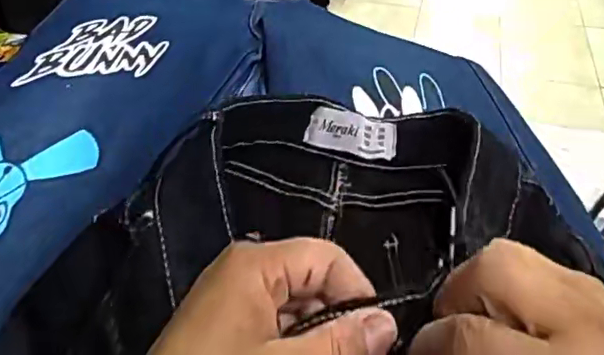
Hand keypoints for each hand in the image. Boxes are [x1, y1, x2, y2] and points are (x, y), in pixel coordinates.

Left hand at [150, 239, 398, 354]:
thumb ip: (339, 343)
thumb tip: (388, 324)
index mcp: (255, 263)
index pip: (327, 258)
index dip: (356, 293)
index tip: (376, 338)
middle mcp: (241, 271)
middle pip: (311, 284)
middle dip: (334, 323)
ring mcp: (225, 303)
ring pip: (292, 311)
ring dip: (313, 341)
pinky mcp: (214, 335)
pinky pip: (267, 330)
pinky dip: (288, 350)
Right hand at [409, 240, 603, 354]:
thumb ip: (473, 354)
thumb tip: (430, 342)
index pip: (470, 333)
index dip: (431, 340)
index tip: (416, 348)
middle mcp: (579, 317)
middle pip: (497, 264)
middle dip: (458, 289)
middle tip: (444, 327)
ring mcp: (593, 295)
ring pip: (518, 253)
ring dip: (485, 282)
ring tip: (473, 318)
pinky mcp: (598, 290)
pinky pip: (542, 267)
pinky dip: (516, 285)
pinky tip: (509, 317)